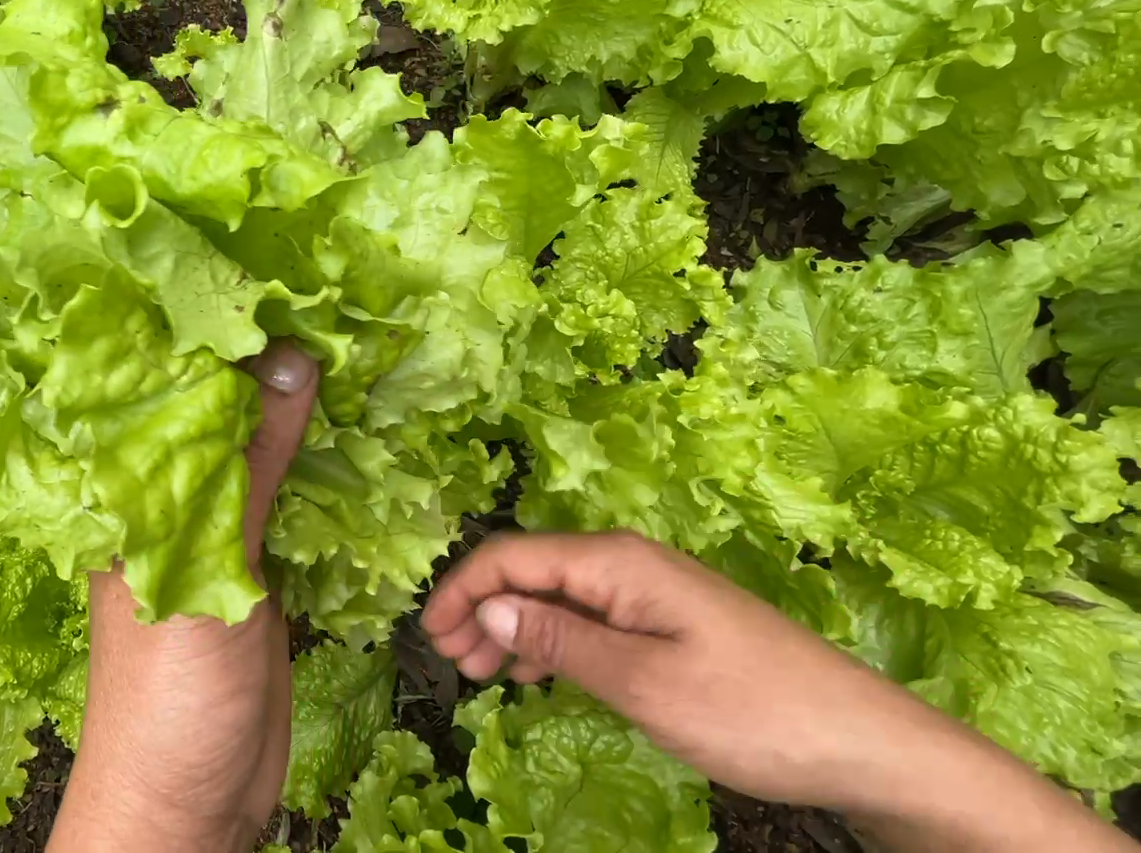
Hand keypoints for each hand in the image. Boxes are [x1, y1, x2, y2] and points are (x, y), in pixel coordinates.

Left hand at [48, 341, 318, 852]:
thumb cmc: (169, 686)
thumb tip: (286, 361)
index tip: (252, 279)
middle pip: (218, 415)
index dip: (200, 333)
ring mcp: (219, 533)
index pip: (161, 389)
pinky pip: (294, 501)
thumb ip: (243, 466)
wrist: (193, 798)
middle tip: (320, 303)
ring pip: (261, 454)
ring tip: (348, 350)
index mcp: (130, 489)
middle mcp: (170, 499)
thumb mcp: (205, 565)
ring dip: (300, 414)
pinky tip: (359, 434)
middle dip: (262, 366)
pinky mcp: (262, 567)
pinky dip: (324, 469)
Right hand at [422, 531, 1135, 852]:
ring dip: (509, 629)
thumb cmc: (750, 711)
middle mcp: (623, 562)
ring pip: (553, 597)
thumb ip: (556, 639)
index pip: (510, 557)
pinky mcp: (662, 621)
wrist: (871, 746)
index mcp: (613, 561)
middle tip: (452, 663)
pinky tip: (534, 675)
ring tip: (480, 674)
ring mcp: (645, 591)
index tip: (431, 635)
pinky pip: (585, 619)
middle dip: (480, 610)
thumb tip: (485, 609)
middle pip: (527, 572)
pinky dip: (548, 643)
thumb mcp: (641, 682)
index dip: (462, 590)